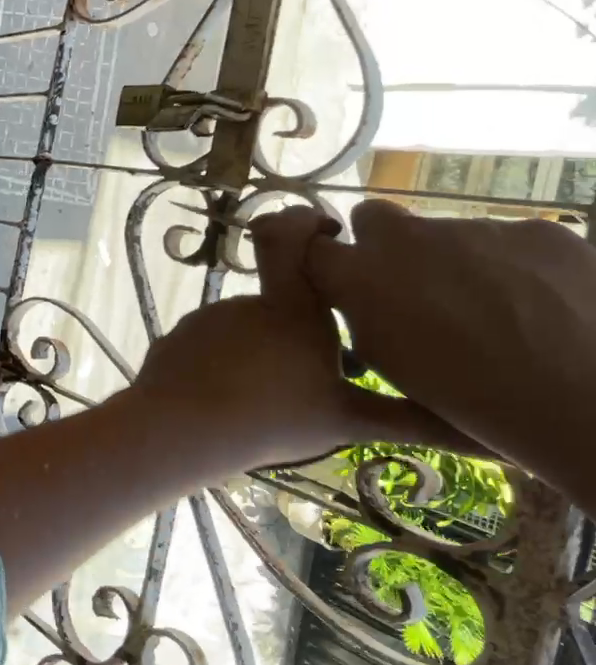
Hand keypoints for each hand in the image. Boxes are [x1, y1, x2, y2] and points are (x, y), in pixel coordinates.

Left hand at [129, 206, 473, 468]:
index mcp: (291, 309)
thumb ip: (412, 421)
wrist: (179, 427)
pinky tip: (238, 398)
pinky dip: (229, 365)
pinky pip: (213, 347)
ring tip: (279, 395)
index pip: (289, 239)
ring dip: (266, 352)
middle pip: (282, 304)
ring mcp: (205, 320)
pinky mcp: (177, 340)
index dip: (304, 225)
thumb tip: (488, 439)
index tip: (327, 232)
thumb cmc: (272, 417)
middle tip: (322, 372)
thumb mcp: (349, 420)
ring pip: (248, 330)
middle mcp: (246, 305)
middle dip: (303, 330)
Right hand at [303, 200, 595, 508]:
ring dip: (463, 259)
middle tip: (423, 286)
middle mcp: (402, 237)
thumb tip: (362, 287)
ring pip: (453, 233)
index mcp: (354, 273)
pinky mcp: (540, 229)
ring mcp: (474, 227)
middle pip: (376, 218)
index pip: (312, 243)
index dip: (329, 257)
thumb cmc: (465, 394)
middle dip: (390, 243)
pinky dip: (522, 263)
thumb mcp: (383, 355)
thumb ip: (360, 306)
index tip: (346, 276)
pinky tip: (547, 302)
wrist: (587, 404)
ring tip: (503, 308)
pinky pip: (516, 238)